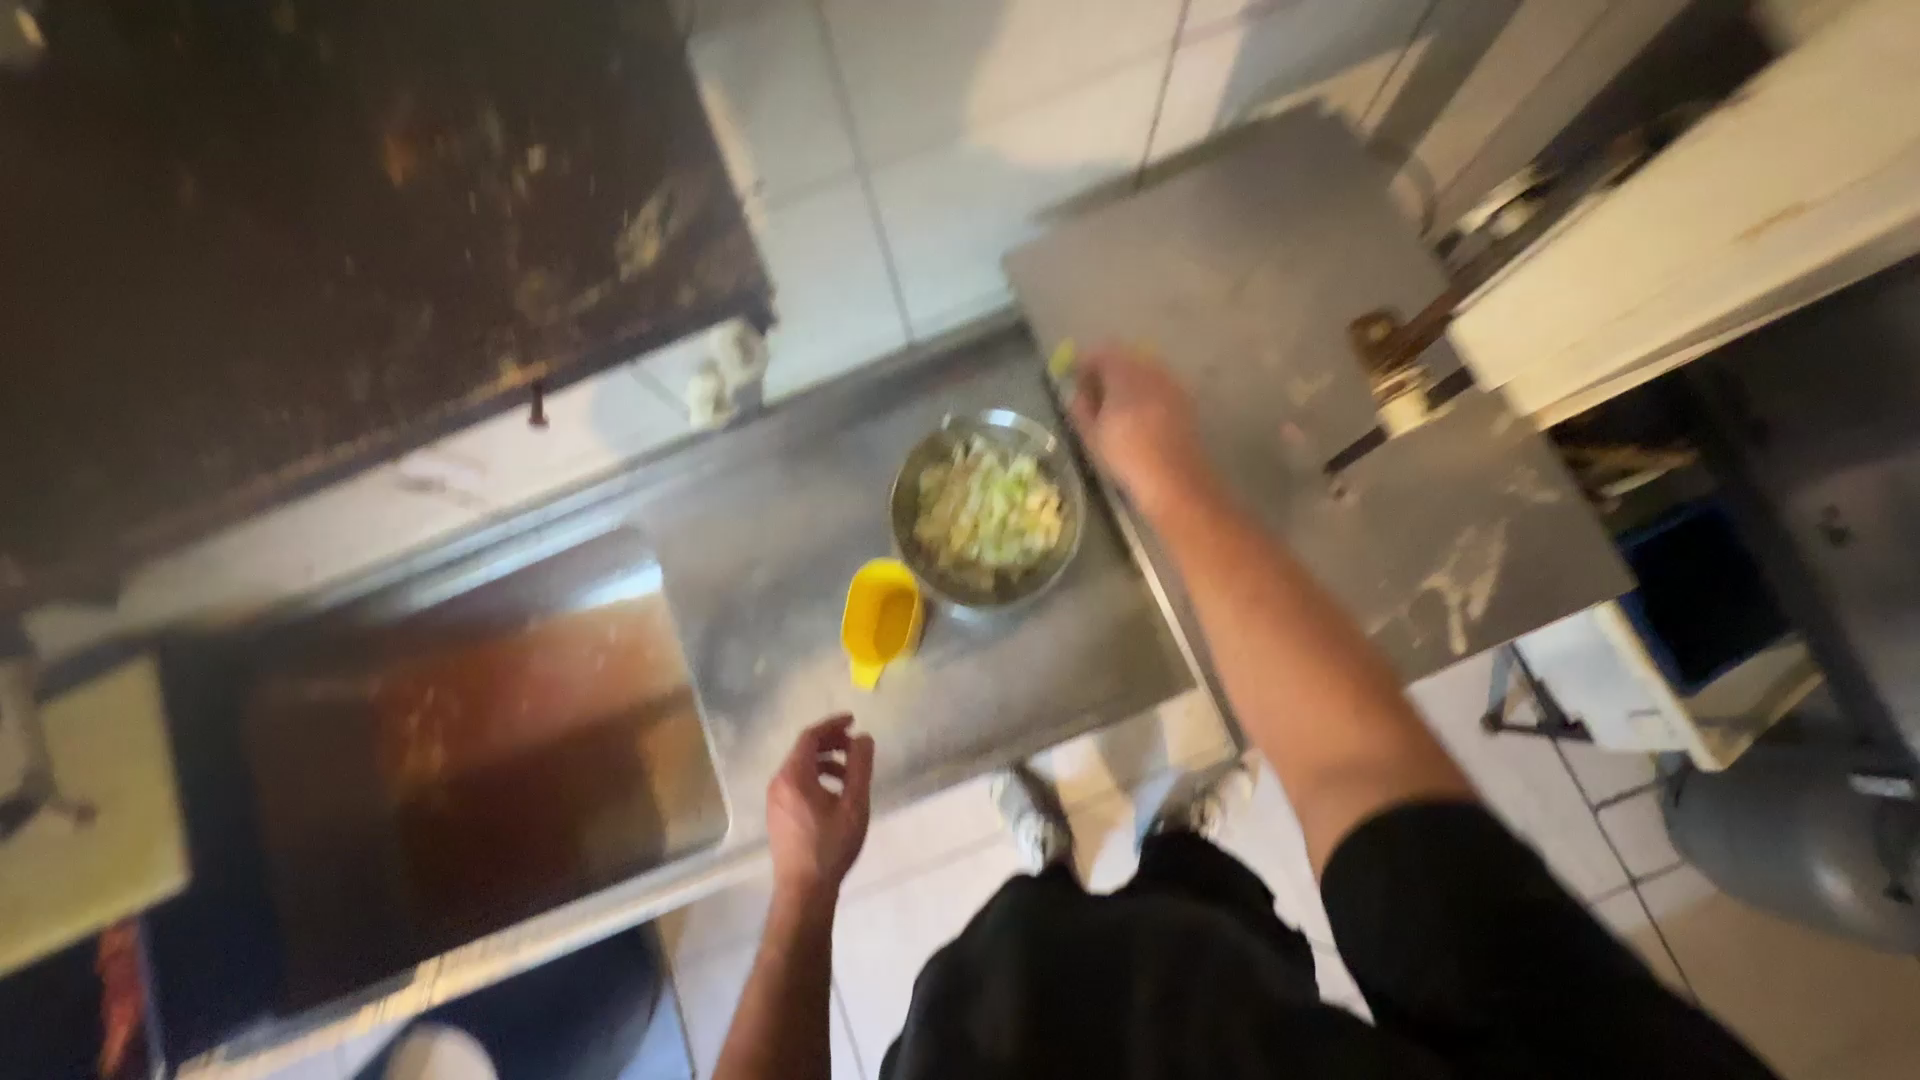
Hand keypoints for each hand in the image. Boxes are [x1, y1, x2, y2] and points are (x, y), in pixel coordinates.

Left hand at [765, 714, 873, 904]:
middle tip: (855, 746)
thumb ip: (860, 766)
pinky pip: (796, 784)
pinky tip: (835, 795)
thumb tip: (863, 737)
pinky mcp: (778, 816)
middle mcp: (779, 783)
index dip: (833, 725)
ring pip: (800, 768)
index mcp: (794, 776)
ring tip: (850, 773)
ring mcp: (775, 801)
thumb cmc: (831, 846)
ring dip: (825, 762)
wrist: (804, 891)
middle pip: (804, 751)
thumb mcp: (854, 803)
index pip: (810, 737)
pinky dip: (816, 778)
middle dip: (831, 743)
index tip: (854, 721)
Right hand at [1068, 344, 1217, 517]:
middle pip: (1124, 359)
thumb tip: (1078, 395)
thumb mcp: (1091, 436)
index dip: (1084, 365)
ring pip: (1143, 371)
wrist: (1174, 479)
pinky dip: (1144, 394)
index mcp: (1124, 375)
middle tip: (1094, 396)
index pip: (1100, 354)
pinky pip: (1158, 386)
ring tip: (1116, 409)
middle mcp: (1150, 371)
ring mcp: (1171, 383)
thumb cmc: (1125, 457)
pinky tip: (1139, 418)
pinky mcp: (1184, 400)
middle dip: (1107, 372)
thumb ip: (1081, 408)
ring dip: (1127, 383)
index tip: (1075, 382)